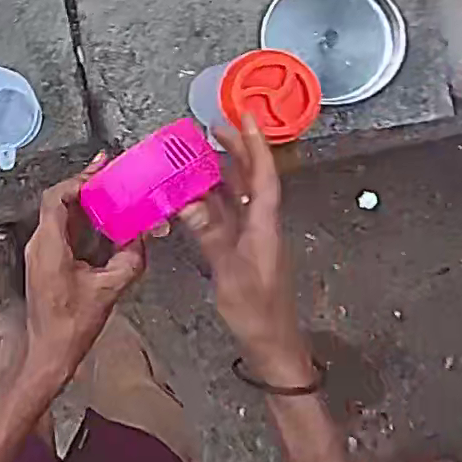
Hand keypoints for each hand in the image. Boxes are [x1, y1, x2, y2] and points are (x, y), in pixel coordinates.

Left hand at [20, 153, 147, 385]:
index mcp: (49, 246)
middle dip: (84, 186)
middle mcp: (40, 244)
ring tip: (109, 191)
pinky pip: (62, 230)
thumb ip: (129, 259)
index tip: (100, 172)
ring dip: (84, 202)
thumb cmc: (70, 325)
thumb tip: (143, 236)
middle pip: (58, 202)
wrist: (48, 353)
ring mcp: (41, 253)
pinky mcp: (47, 262)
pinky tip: (102, 220)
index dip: (78, 181)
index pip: (56, 198)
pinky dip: (82, 220)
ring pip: (60, 215)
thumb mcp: (109, 289)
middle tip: (108, 172)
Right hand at [179, 116, 315, 386]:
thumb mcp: (230, 273)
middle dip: (238, 148)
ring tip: (204, 151)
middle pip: (252, 176)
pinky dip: (214, 197)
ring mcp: (253, 235)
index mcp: (265, 225)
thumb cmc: (258, 312)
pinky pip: (229, 212)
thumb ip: (210, 236)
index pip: (264, 175)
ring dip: (225, 169)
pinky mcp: (244, 247)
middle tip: (216, 126)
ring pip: (240, 192)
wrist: (272, 343)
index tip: (245, 117)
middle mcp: (261, 224)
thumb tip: (188, 202)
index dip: (255, 144)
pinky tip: (197, 194)